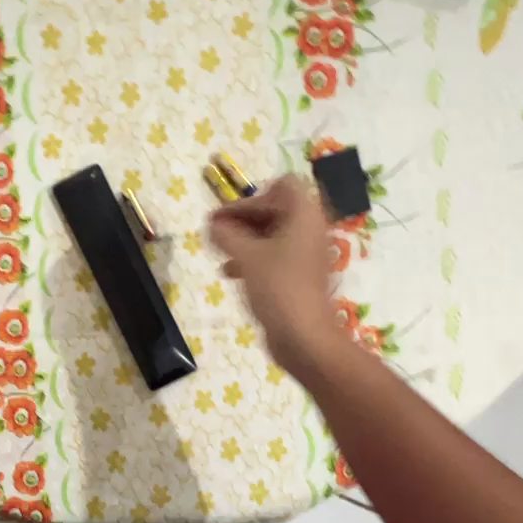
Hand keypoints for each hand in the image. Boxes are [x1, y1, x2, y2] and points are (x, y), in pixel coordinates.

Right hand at [208, 177, 338, 369]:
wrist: (304, 337)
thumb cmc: (278, 288)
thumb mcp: (246, 256)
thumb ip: (226, 235)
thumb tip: (212, 224)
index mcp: (305, 214)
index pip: (283, 185)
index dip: (253, 196)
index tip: (228, 215)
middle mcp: (310, 229)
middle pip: (276, 210)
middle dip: (243, 219)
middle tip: (215, 232)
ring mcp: (307, 254)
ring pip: (273, 235)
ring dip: (245, 239)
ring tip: (219, 251)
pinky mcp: (300, 276)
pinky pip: (275, 256)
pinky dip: (254, 258)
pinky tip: (231, 272)